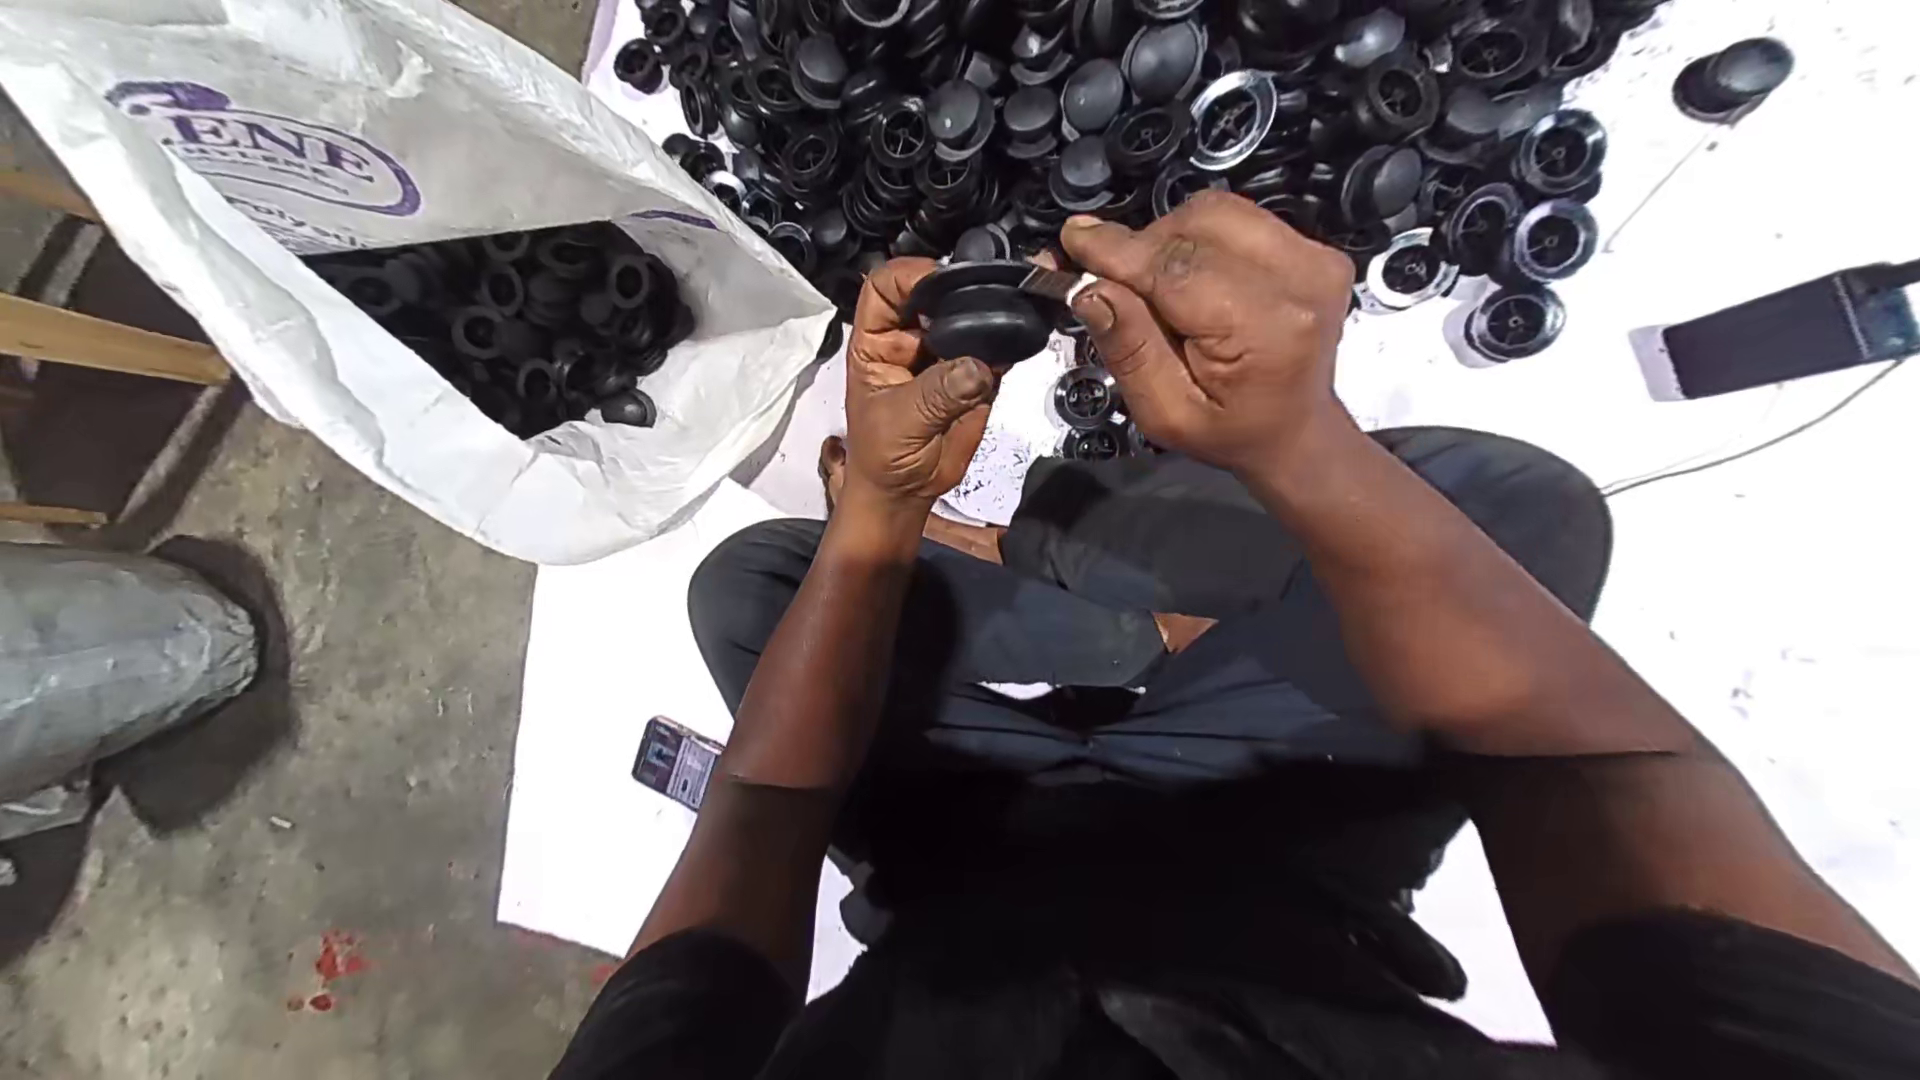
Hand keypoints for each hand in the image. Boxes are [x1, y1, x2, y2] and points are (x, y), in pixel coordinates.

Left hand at [843, 258, 996, 505]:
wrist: (907, 491)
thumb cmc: (882, 457)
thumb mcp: (898, 422)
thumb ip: (935, 395)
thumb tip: (975, 369)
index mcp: (877, 343)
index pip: (886, 289)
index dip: (908, 276)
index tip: (936, 280)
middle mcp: (912, 342)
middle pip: (934, 296)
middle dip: (958, 292)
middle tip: (984, 296)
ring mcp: (946, 358)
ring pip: (969, 321)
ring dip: (989, 318)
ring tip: (1006, 318)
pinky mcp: (976, 378)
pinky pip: (995, 353)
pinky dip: (1008, 349)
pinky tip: (1015, 346)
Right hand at [1059, 191, 1355, 474]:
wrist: (1293, 431)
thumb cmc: (1229, 433)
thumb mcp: (1165, 414)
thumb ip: (1130, 351)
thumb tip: (1089, 292)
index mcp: (1266, 329)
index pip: (1175, 268)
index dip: (1117, 252)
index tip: (1072, 240)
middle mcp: (1299, 278)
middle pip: (1193, 228)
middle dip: (1138, 250)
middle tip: (1107, 284)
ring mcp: (1312, 257)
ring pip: (1212, 214)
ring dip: (1165, 241)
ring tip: (1149, 288)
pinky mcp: (1311, 248)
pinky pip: (1235, 220)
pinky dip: (1194, 242)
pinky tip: (1185, 281)